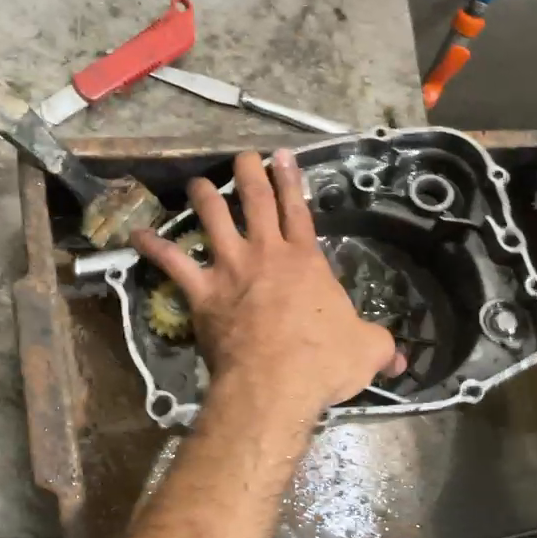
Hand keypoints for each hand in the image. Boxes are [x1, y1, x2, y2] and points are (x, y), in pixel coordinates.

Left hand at [131, 150, 405, 423]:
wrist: (276, 382)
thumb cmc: (323, 362)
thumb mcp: (366, 350)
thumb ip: (379, 345)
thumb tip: (399, 358)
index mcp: (305, 260)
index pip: (298, 209)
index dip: (291, 180)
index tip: (283, 156)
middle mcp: (266, 253)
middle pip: (255, 201)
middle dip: (249, 173)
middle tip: (242, 155)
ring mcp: (230, 269)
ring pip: (213, 219)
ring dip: (204, 197)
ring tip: (199, 182)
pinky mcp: (202, 292)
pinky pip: (172, 263)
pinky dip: (154, 247)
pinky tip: (137, 234)